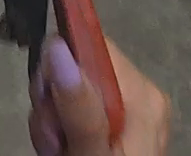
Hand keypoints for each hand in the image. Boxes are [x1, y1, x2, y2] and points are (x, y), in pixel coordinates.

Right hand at [30, 35, 169, 155]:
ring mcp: (128, 107)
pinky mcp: (114, 120)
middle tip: (51, 138)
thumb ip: (78, 109)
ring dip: (49, 115)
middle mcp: (139, 93)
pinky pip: (73, 101)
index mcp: (143, 95)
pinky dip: (58, 123)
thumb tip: (57, 46)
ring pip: (67, 84)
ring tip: (55, 149)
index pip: (90, 45)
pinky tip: (60, 147)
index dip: (59, 67)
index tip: (47, 100)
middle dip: (51, 98)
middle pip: (76, 64)